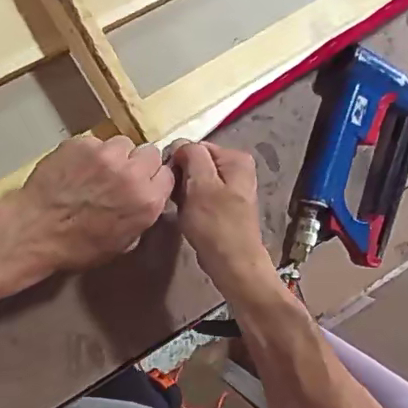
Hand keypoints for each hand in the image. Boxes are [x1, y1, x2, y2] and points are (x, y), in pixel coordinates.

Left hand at [0, 134, 174, 277]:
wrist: (35, 231)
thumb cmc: (77, 246)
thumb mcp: (123, 242)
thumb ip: (143, 214)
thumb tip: (147, 198)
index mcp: (147, 201)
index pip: (167, 174)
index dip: (154, 177)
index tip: (144, 181)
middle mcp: (132, 173)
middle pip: (149, 152)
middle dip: (137, 162)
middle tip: (119, 175)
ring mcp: (106, 155)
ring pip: (121, 143)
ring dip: (113, 155)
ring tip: (94, 171)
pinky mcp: (82, 143)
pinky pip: (94, 142)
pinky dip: (87, 152)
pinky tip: (74, 168)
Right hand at [170, 141, 277, 295]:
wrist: (232, 264)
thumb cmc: (215, 224)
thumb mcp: (200, 184)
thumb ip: (191, 156)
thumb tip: (180, 143)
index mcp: (236, 158)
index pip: (195, 146)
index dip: (178, 161)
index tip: (170, 180)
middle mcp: (237, 169)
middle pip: (196, 162)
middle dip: (181, 176)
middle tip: (175, 196)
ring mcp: (230, 188)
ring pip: (194, 180)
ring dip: (183, 191)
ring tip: (179, 207)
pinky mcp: (223, 206)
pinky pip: (198, 195)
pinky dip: (189, 202)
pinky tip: (185, 215)